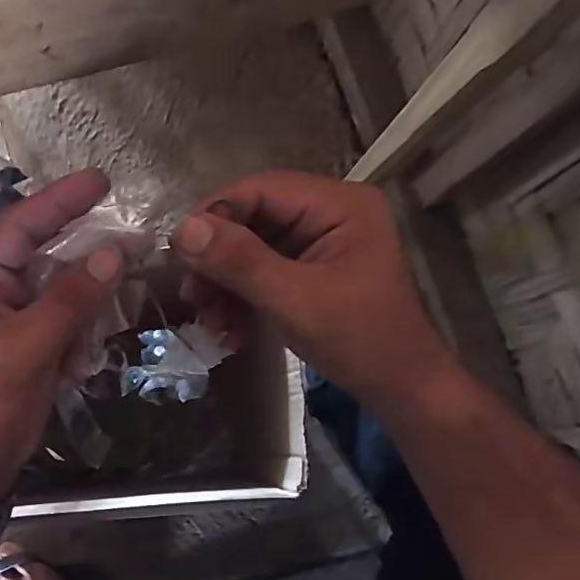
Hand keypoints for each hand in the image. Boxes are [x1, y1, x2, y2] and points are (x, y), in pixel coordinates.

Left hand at [0, 170, 124, 509]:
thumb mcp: (27, 347)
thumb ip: (71, 299)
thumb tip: (114, 252)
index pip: (19, 227)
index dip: (60, 201)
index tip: (101, 180)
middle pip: (45, 254)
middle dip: (86, 254)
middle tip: (132, 240)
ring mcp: (12, 318)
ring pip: (61, 290)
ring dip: (87, 303)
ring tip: (112, 308)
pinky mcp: (30, 343)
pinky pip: (65, 322)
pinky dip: (80, 335)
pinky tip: (78, 363)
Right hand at [173, 172, 455, 411]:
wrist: (400, 388)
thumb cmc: (360, 340)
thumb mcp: (295, 300)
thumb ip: (240, 262)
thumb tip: (183, 230)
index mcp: (339, 205)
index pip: (262, 190)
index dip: (216, 215)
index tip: (179, 251)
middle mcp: (330, 215)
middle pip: (254, 221)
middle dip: (218, 260)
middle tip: (190, 295)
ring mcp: (320, 246)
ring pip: (253, 252)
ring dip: (226, 286)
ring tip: (208, 322)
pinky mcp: (311, 275)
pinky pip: (265, 276)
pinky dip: (243, 301)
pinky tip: (229, 332)